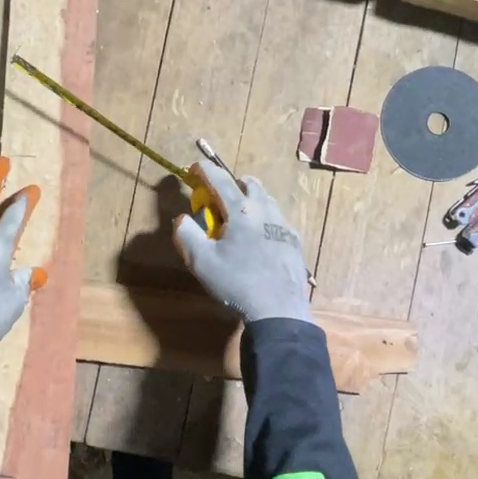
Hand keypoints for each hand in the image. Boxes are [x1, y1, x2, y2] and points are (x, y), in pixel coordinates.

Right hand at [172, 162, 311, 323]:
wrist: (279, 310)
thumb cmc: (237, 283)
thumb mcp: (201, 262)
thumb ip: (187, 234)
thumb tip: (182, 218)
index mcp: (241, 210)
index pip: (219, 178)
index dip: (204, 170)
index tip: (193, 169)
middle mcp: (265, 209)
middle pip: (249, 183)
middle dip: (232, 184)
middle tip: (218, 200)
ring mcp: (283, 224)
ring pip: (266, 199)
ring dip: (250, 201)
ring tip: (238, 221)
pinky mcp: (294, 240)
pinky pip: (277, 219)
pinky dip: (264, 220)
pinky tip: (259, 240)